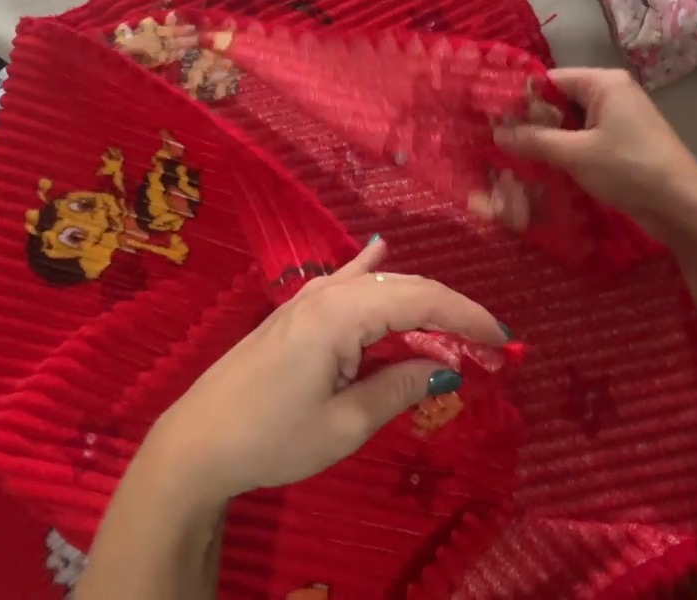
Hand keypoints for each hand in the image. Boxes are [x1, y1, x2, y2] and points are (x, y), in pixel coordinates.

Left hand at [136, 240, 505, 506]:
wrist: (195, 445)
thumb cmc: (271, 438)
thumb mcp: (344, 425)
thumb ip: (399, 388)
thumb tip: (447, 368)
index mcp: (342, 313)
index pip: (422, 301)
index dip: (466, 317)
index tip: (502, 341)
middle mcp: (328, 293)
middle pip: (404, 289)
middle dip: (449, 313)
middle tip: (486, 345)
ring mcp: (309, 298)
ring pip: (379, 286)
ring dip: (418, 304)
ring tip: (453, 325)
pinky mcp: (297, 313)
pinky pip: (345, 281)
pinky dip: (370, 271)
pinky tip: (379, 250)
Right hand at [494, 68, 696, 233]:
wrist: (682, 206)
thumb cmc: (629, 169)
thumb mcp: (575, 154)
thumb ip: (534, 140)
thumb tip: (496, 133)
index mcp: (604, 83)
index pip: (550, 80)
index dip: (520, 98)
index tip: (490, 119)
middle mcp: (613, 94)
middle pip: (561, 100)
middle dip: (532, 121)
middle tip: (497, 142)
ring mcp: (620, 120)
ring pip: (572, 123)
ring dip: (547, 140)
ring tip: (514, 157)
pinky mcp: (624, 144)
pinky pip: (586, 140)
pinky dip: (566, 151)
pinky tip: (544, 169)